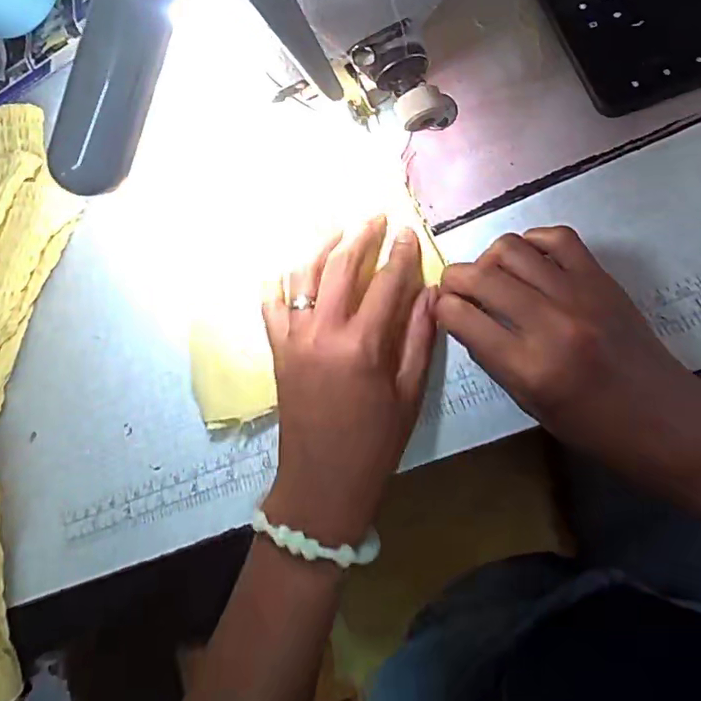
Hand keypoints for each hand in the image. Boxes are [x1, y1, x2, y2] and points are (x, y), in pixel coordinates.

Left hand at [260, 217, 436, 548]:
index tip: (409, 232)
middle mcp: (323, 333)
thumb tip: (428, 293)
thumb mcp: (409, 393)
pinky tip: (287, 268)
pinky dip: (278, 284)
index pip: (387, 283)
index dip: (401, 254)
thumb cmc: (375, 442)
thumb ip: (418, 338)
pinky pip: (272, 307)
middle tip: (376, 217)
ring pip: (304, 278)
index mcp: (362, 345)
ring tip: (338, 229)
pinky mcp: (277, 351)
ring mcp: (294, 339)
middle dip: (361, 237)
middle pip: (341, 267)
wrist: (322, 482)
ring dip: (321, 248)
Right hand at [435, 226, 700, 464]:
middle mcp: (551, 324)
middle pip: (481, 276)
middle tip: (457, 287)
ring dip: (490, 258)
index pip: (463, 317)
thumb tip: (462, 316)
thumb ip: (493, 357)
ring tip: (494, 274)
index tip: (442, 307)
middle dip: (455, 278)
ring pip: (512, 248)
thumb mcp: (530, 404)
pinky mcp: (601, 278)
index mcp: (530, 368)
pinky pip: (557, 238)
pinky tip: (529, 261)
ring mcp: (579, 294)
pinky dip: (532, 242)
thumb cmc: (593, 426)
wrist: (664, 417)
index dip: (443, 308)